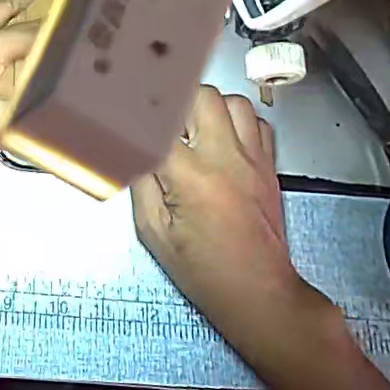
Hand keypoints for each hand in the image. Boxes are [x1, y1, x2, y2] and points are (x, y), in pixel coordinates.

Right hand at [134, 86, 311, 323]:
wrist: (260, 293)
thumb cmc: (202, 270)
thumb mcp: (154, 231)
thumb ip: (141, 183)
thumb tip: (132, 149)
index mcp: (191, 178)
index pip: (157, 124)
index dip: (134, 113)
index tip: (119, 106)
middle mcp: (226, 159)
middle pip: (199, 97)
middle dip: (173, 102)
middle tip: (157, 119)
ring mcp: (254, 160)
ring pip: (232, 102)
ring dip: (206, 108)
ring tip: (189, 127)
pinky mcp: (269, 166)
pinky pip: (257, 123)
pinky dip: (235, 121)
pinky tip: (219, 138)